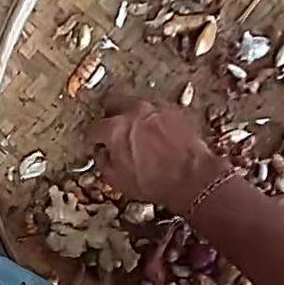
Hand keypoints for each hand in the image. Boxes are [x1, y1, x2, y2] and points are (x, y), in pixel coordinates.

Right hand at [87, 98, 231, 207]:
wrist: (192, 177)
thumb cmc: (152, 182)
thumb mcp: (116, 180)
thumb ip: (103, 162)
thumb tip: (102, 153)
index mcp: (115, 129)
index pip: (94, 128)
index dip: (91, 138)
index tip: (92, 144)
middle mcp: (135, 112)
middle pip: (114, 103)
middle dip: (108, 115)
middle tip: (109, 129)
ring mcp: (157, 108)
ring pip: (136, 105)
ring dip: (130, 116)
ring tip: (132, 132)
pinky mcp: (176, 111)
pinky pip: (155, 111)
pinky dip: (150, 120)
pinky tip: (152, 135)